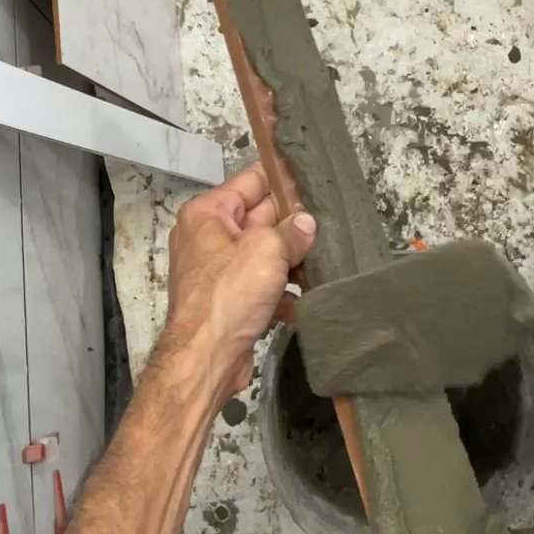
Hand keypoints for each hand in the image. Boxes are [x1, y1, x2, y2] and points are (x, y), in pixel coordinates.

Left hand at [161, 163, 316, 398]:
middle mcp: (207, 237)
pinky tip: (302, 301)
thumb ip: (292, 231)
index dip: (281, 179)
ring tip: (320, 261)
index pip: (250, 182)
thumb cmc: (230, 294)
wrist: (206, 356)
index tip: (309, 176)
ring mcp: (217, 270)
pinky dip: (280, 292)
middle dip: (291, 223)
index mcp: (208, 214)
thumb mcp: (268, 250)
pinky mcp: (228, 299)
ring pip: (263, 254)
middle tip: (327, 221)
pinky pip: (259, 285)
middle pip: (259, 218)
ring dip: (290, 260)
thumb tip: (306, 225)